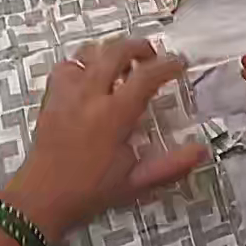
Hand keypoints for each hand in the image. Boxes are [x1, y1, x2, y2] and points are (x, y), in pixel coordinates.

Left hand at [0, 37, 208, 239]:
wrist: (43, 197)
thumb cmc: (92, 191)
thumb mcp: (138, 182)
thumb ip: (172, 165)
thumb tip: (202, 151)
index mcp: (115, 114)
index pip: (147, 76)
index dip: (168, 65)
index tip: (180, 64)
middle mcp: (90, 95)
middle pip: (117, 51)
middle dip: (140, 47)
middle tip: (153, 56)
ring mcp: (67, 92)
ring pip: (90, 52)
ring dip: (111, 52)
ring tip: (123, 63)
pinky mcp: (51, 97)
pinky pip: (67, 66)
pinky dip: (82, 63)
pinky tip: (90, 76)